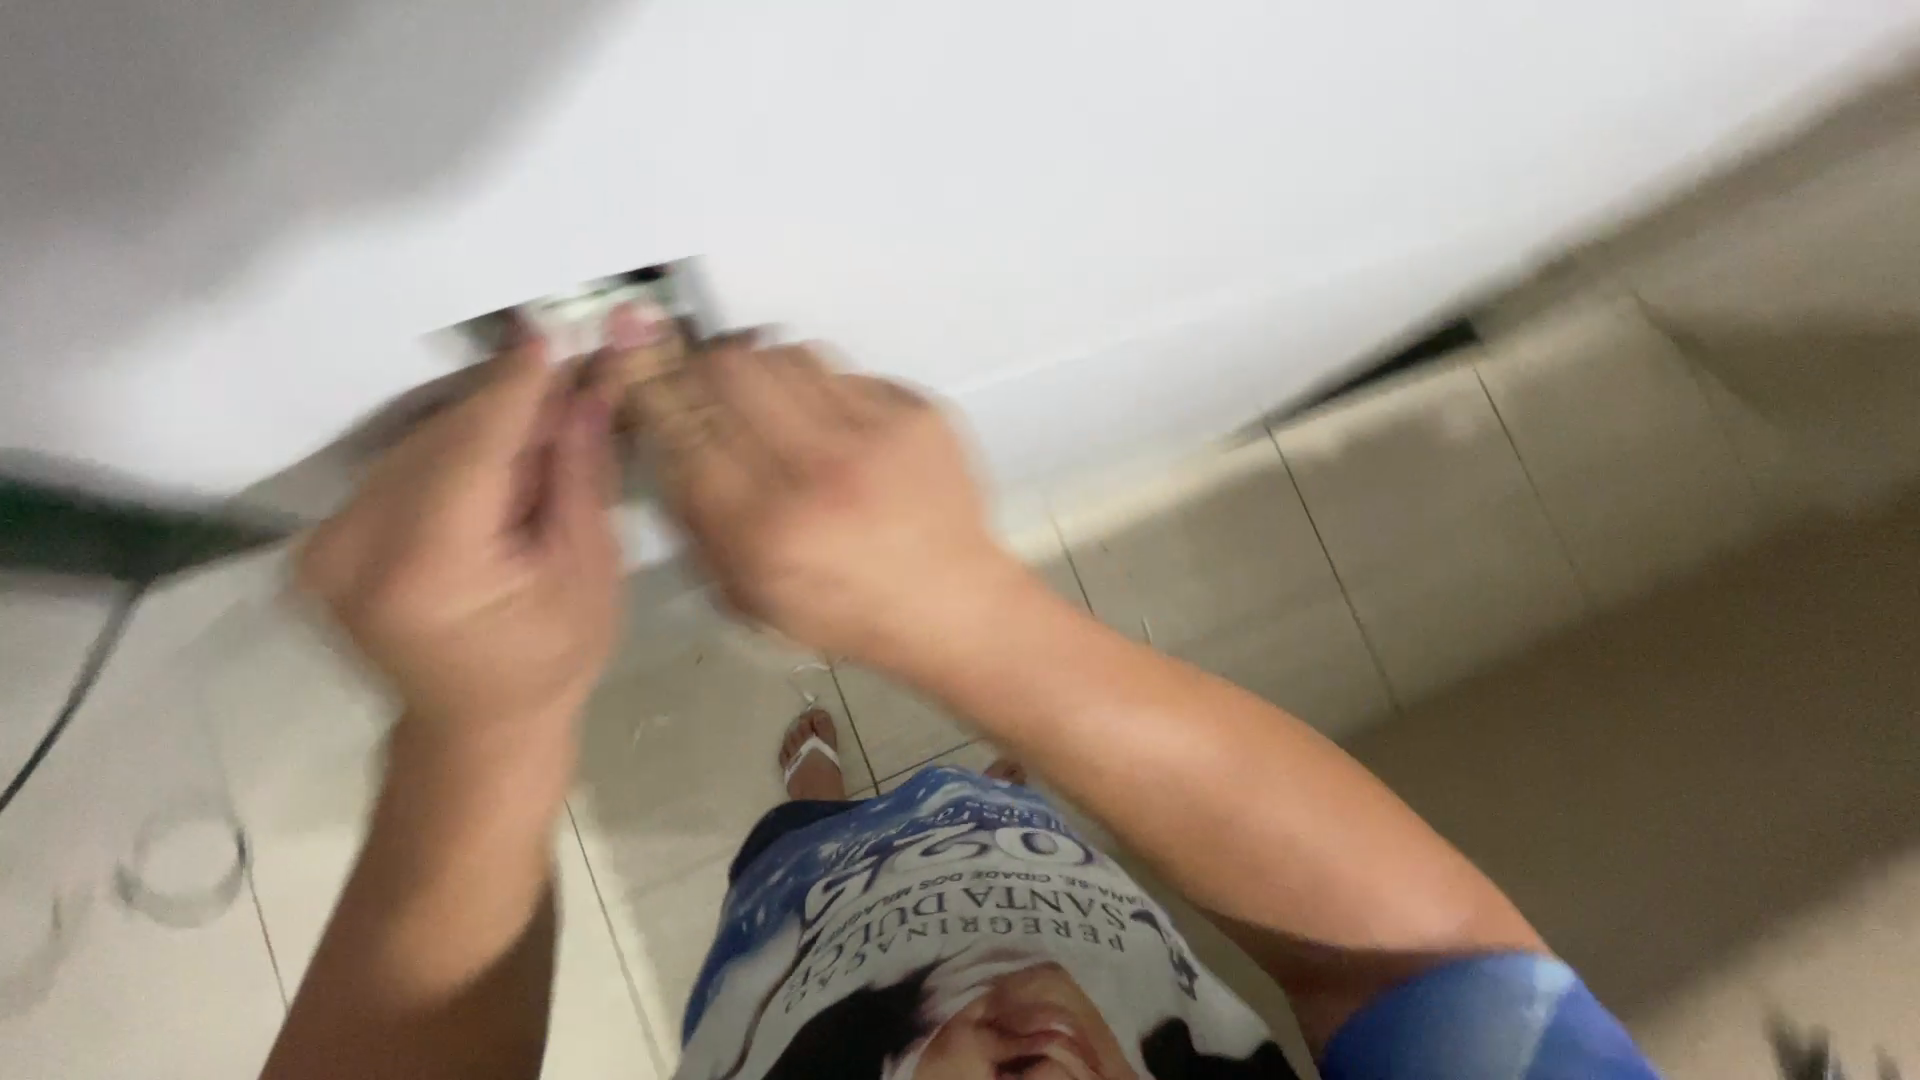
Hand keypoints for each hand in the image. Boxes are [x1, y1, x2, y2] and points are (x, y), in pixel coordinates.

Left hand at [297, 335, 621, 740]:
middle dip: (509, 407)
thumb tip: (590, 389)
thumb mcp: (588, 568)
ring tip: (545, 425)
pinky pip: (397, 473)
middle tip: (571, 379)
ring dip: (483, 428)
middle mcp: (352, 552)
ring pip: (415, 450)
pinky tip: (500, 462)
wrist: (479, 725)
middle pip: (440, 443)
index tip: (547, 332)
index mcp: (429, 570)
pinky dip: (453, 455)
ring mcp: (323, 549)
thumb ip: (579, 474)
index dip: (515, 390)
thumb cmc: (554, 658)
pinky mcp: (320, 546)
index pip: (474, 451)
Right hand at [610, 308, 1027, 672]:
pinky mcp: (918, 413)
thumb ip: (699, 521)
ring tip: (773, 400)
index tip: (641, 363)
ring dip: (764, 369)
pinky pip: (847, 371)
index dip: (652, 383)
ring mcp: (874, 433)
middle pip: (727, 367)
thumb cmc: (845, 612)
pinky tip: (836, 423)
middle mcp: (816, 469)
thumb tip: (667, 439)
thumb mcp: (750, 595)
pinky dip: (825, 388)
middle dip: (704, 367)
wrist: (949, 602)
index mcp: (763, 525)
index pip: (681, 421)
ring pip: (786, 353)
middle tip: (709, 382)